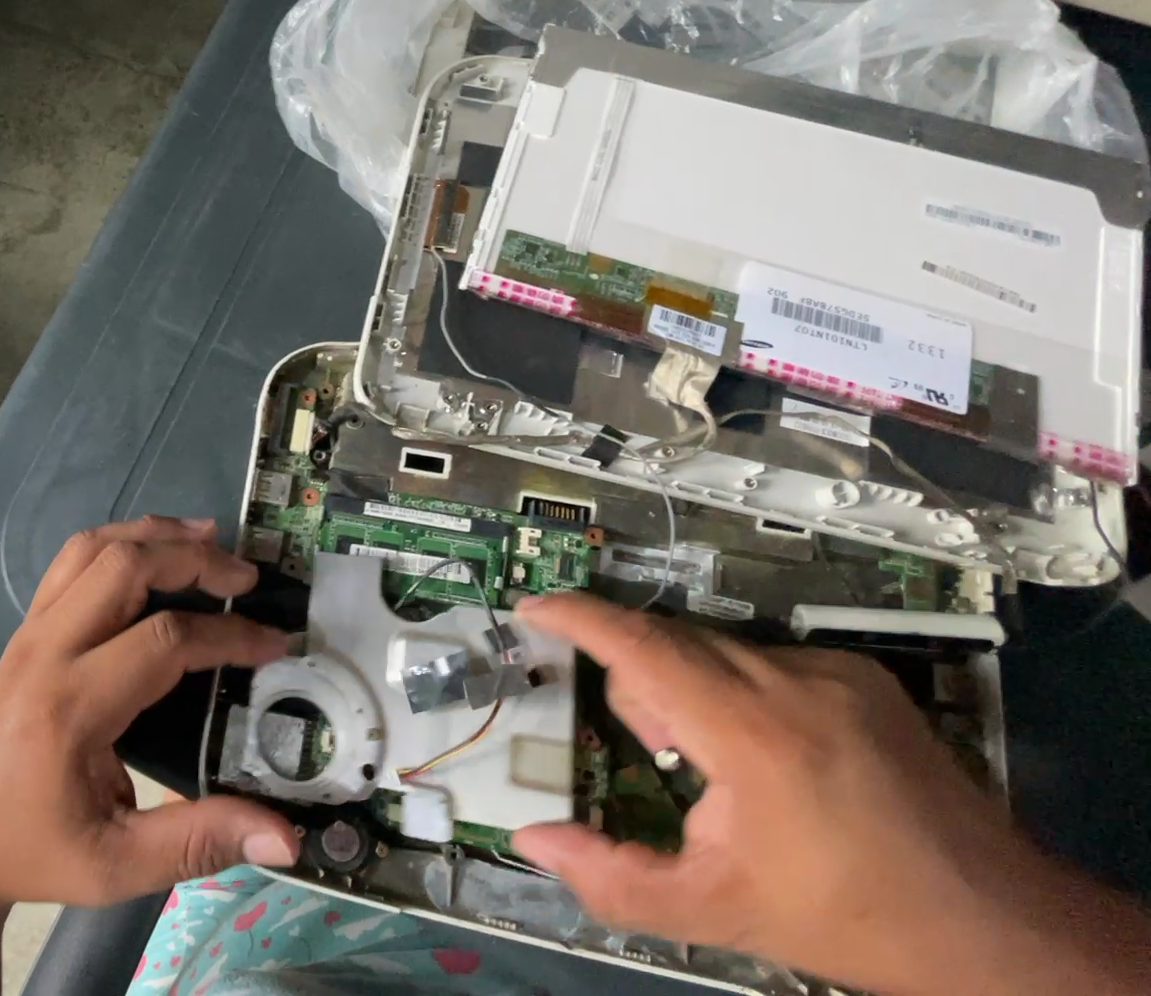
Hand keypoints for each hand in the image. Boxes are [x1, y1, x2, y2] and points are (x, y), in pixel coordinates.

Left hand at [0, 518, 300, 994]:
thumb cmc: (33, 853)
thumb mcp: (118, 866)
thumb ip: (201, 842)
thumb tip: (286, 839)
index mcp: (69, 707)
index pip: (164, 640)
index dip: (228, 635)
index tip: (274, 643)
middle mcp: (45, 652)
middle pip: (123, 566)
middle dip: (192, 560)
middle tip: (245, 578)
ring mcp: (27, 634)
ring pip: (90, 548)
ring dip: (152, 536)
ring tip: (207, 540)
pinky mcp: (23, 633)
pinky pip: (71, 563)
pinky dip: (119, 545)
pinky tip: (152, 557)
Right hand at [509, 594, 1150, 995]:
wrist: (1003, 927)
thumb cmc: (847, 916)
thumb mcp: (717, 911)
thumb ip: (612, 880)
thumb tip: (533, 840)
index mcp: (752, 734)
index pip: (643, 646)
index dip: (577, 618)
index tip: (530, 607)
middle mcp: (793, 681)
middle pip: (668, 641)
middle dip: (634, 679)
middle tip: (654, 747)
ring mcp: (833, 671)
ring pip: (711, 645)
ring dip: (680, 683)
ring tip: (709, 757)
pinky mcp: (861, 675)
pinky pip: (758, 655)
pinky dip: (728, 684)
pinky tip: (758, 745)